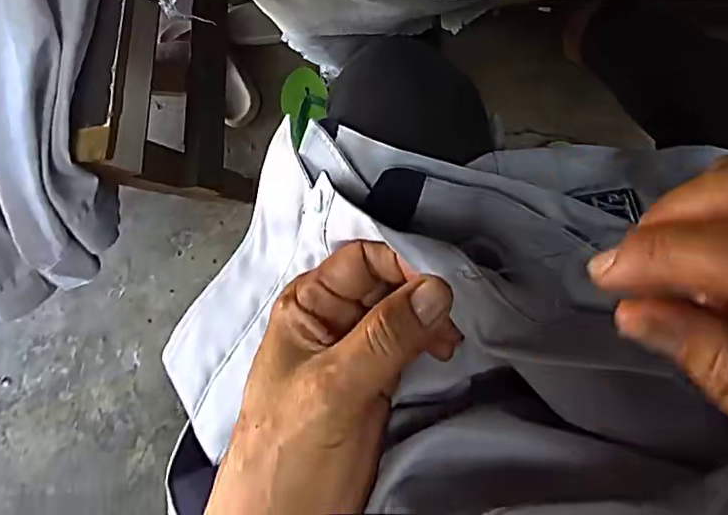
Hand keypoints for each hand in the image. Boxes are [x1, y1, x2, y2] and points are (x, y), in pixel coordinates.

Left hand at [208, 241, 461, 514]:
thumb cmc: (281, 469)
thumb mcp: (333, 391)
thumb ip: (385, 337)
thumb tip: (434, 288)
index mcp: (307, 307)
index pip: (364, 258)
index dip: (402, 262)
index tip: (436, 283)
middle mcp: (333, 319)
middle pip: (389, 278)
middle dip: (423, 291)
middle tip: (447, 314)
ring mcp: (357, 348)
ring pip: (406, 308)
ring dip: (432, 317)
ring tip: (446, 339)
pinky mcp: (378, 375)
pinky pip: (413, 338)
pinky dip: (433, 339)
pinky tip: (442, 350)